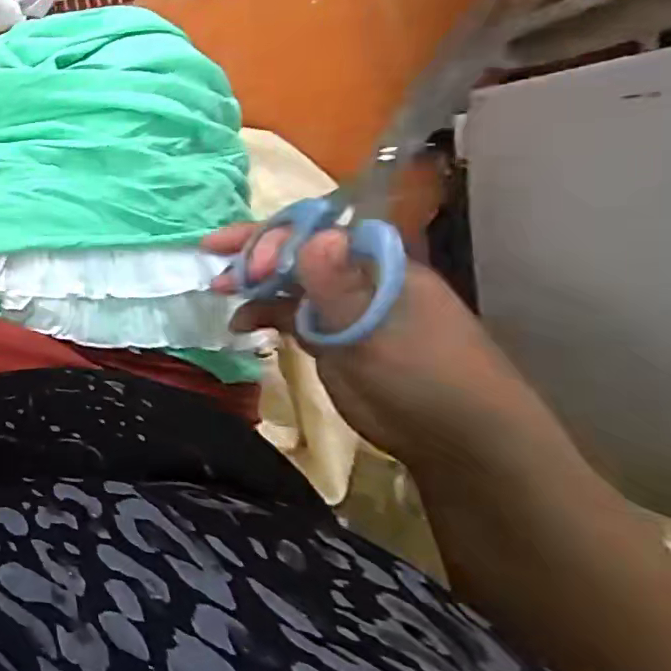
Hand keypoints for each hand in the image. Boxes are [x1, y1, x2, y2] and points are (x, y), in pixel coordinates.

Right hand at [204, 223, 556, 467]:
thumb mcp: (378, 333)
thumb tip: (316, 237)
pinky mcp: (331, 337)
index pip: (315, 231)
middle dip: (254, 252)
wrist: (457, 440)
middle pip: (295, 249)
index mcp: (375, 261)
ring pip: (288, 281)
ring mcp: (342, 307)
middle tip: (212, 259)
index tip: (247, 269)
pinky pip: (289, 313)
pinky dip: (263, 314)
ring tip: (218, 290)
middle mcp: (355, 275)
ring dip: (252, 281)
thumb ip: (340, 288)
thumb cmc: (426, 377)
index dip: (275, 240)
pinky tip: (241, 326)